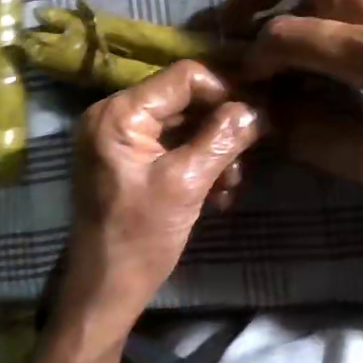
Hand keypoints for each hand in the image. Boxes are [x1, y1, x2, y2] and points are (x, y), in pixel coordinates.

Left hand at [61, 60, 261, 321]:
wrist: (106, 286)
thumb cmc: (141, 236)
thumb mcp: (187, 184)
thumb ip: (222, 140)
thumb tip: (256, 109)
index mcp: (119, 114)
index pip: (183, 77)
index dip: (225, 91)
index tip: (256, 117)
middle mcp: (112, 115)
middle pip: (182, 99)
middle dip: (219, 127)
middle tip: (252, 152)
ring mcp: (117, 139)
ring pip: (179, 125)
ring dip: (212, 149)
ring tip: (232, 184)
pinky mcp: (125, 160)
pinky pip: (167, 146)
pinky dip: (195, 162)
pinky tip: (217, 192)